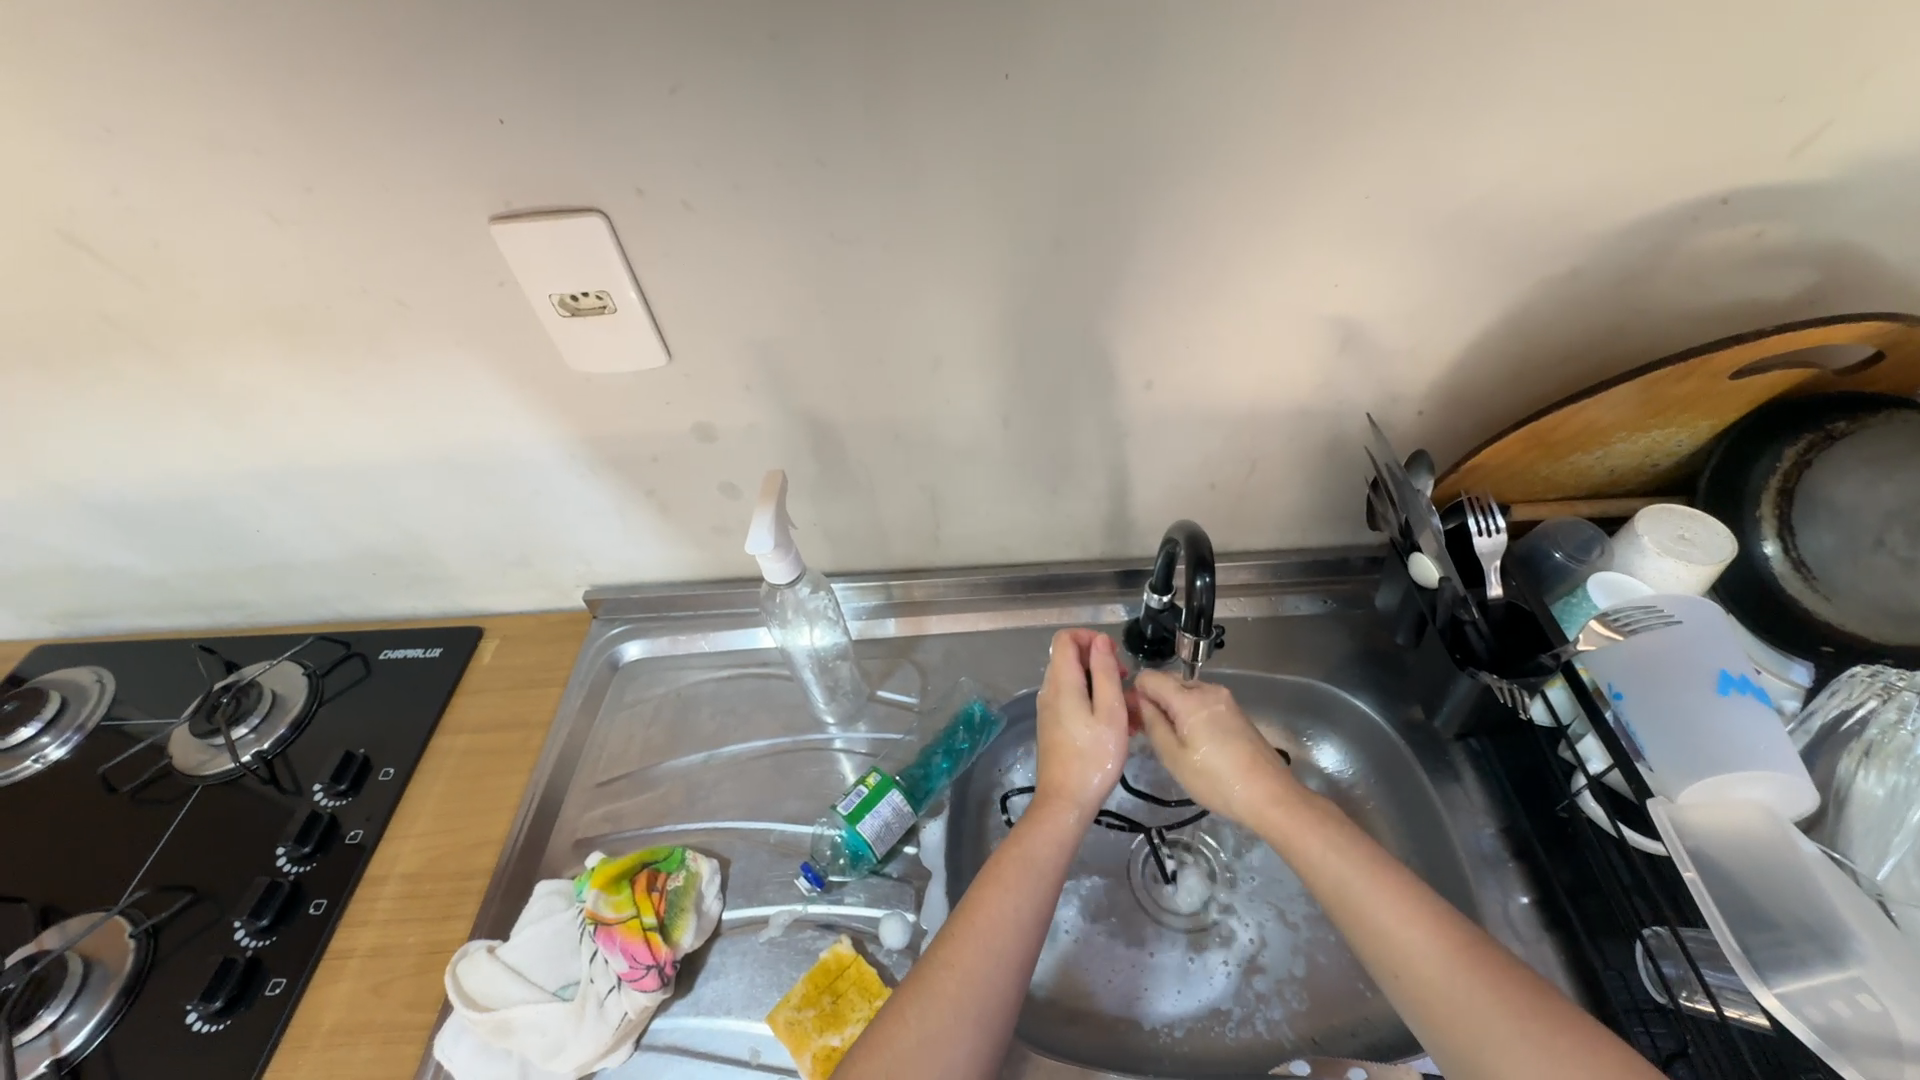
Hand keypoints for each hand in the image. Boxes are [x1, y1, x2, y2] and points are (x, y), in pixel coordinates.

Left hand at [1032, 629, 1131, 823]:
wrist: (1066, 801)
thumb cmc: (1094, 756)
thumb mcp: (1110, 711)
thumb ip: (1105, 672)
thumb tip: (1101, 641)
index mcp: (1061, 682)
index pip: (1065, 638)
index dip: (1090, 638)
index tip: (1115, 657)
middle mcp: (1050, 690)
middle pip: (1071, 658)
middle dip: (1100, 663)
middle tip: (1125, 684)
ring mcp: (1049, 708)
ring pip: (1075, 682)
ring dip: (1102, 687)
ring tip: (1128, 709)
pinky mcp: (1054, 725)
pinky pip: (1074, 701)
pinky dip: (1094, 703)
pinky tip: (1117, 725)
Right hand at [1133, 670, 1297, 826]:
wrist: (1270, 795)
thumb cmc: (1216, 780)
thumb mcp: (1173, 757)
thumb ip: (1152, 723)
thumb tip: (1139, 701)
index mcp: (1189, 698)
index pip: (1150, 677)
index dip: (1136, 693)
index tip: (1134, 718)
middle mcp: (1208, 689)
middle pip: (1169, 681)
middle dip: (1154, 700)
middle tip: (1148, 732)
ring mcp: (1225, 699)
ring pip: (1186, 692)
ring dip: (1173, 708)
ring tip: (1173, 741)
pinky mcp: (1236, 711)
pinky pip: (1203, 702)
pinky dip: (1191, 713)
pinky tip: (1195, 741)